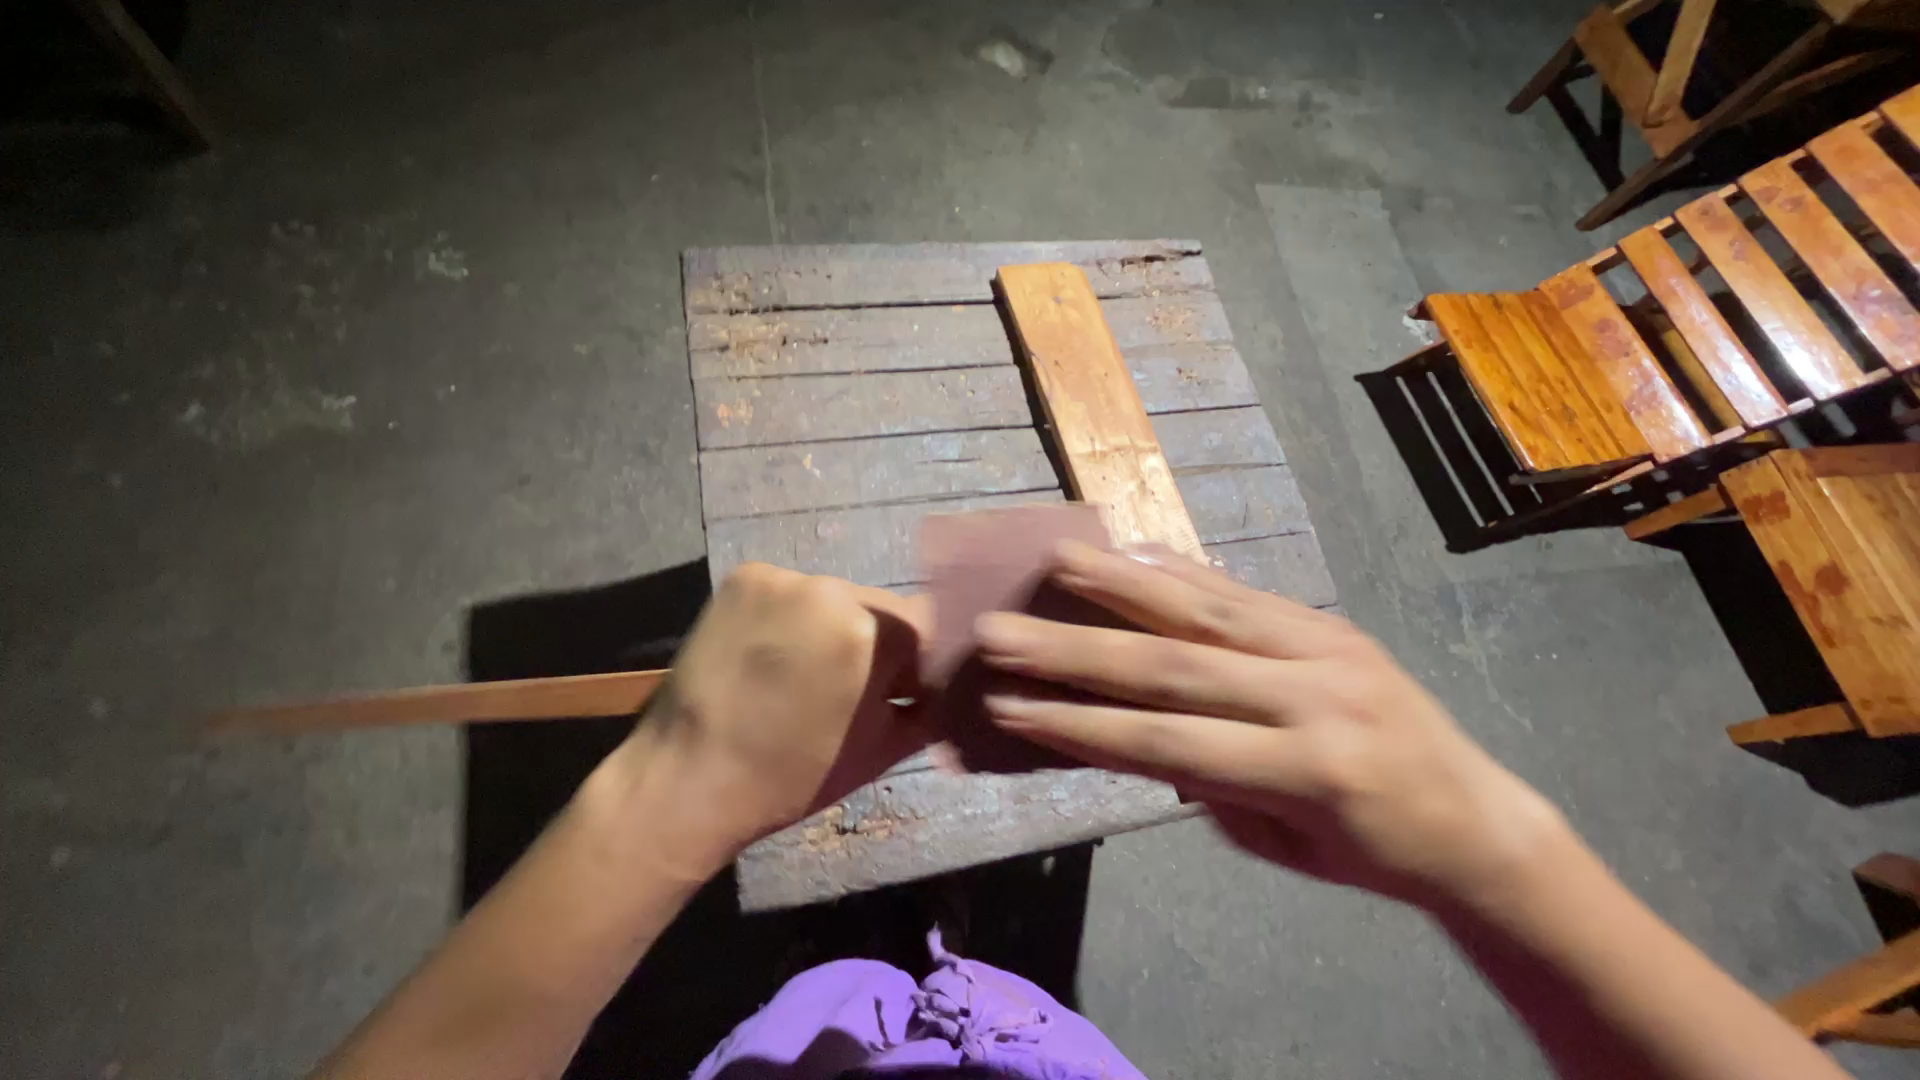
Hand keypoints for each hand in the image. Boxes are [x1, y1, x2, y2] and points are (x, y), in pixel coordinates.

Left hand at [611, 564, 930, 865]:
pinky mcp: (743, 578)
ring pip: (833, 599)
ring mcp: (782, 578)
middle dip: (873, 644)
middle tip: (849, 686)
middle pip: (877, 610)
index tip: (899, 694)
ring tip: (803, 673)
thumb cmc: (794, 776)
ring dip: (831, 628)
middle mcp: (830, 587)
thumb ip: (926, 709)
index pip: (924, 629)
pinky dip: (790, 617)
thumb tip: (946, 689)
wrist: (689, 779)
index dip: (916, 666)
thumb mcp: (882, 749)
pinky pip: (790, 593)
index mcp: (872, 631)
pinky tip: (771, 654)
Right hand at [975, 542, 1568, 913]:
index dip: (1081, 725)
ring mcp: (1325, 644)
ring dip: (1121, 584)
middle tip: (1001, 633)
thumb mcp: (1278, 843)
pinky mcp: (1328, 618)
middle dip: (1075, 650)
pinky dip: (1178, 570)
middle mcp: (1314, 695)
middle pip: (1174, 665)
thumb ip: (1204, 779)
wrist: (1475, 816)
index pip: (1168, 743)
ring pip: (1206, 608)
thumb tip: (1126, 724)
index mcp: (1307, 771)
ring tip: (1056, 560)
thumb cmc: (1366, 851)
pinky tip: (1130, 551)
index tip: (1009, 708)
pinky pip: (1241, 589)